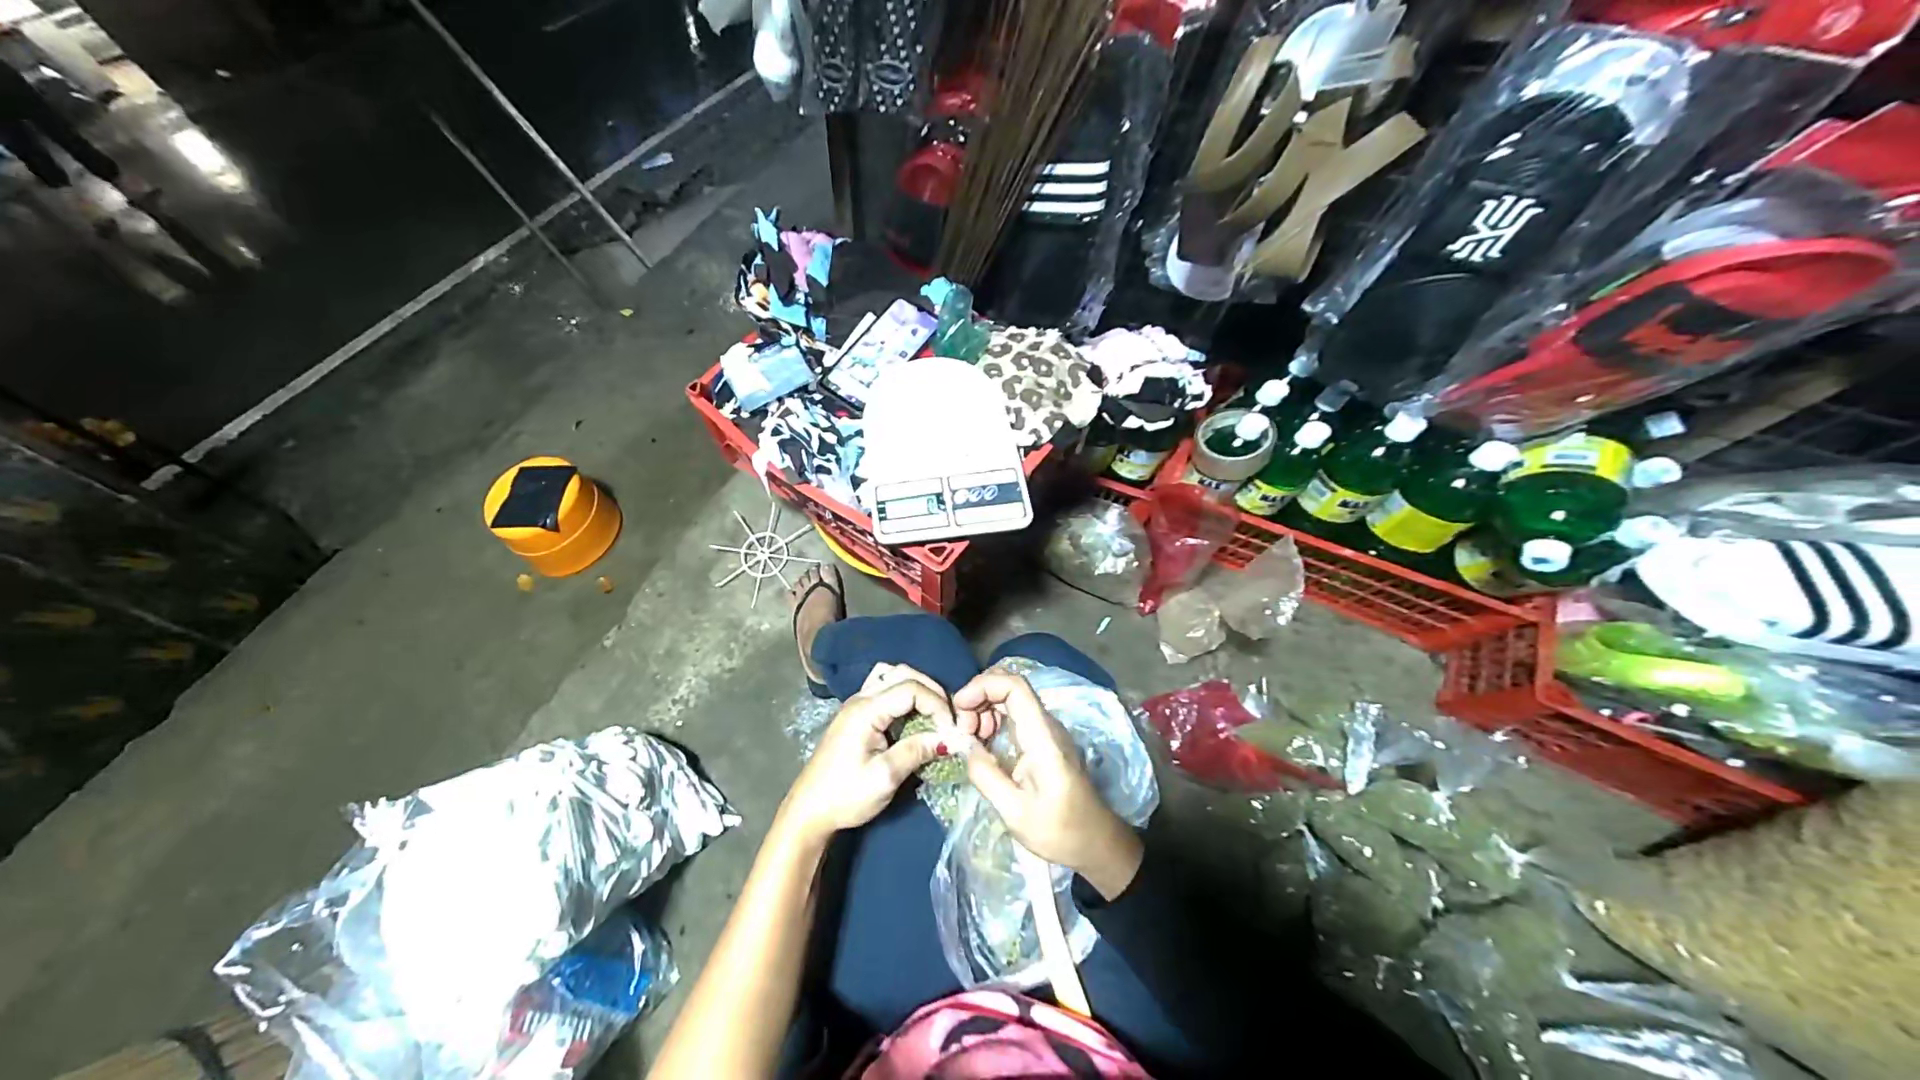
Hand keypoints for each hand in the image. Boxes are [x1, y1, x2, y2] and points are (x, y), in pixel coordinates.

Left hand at [777, 666, 952, 844]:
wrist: (809, 812)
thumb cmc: (845, 797)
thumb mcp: (885, 777)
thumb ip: (917, 751)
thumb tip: (950, 739)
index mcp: (865, 710)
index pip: (911, 688)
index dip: (937, 705)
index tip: (951, 731)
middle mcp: (860, 699)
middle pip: (902, 673)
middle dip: (931, 692)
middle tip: (947, 719)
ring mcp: (856, 705)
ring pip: (892, 676)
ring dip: (917, 689)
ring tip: (933, 714)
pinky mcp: (856, 715)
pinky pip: (884, 690)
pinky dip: (904, 696)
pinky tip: (914, 717)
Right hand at [953, 671, 1143, 899]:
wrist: (1096, 843)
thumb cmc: (1060, 831)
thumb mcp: (1014, 812)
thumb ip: (986, 775)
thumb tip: (964, 746)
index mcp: (1042, 738)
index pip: (1015, 686)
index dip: (982, 687)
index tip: (959, 709)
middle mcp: (1046, 725)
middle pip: (1010, 686)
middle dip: (978, 697)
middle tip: (962, 730)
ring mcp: (1046, 731)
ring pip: (1010, 698)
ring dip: (983, 709)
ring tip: (969, 739)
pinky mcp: (1042, 740)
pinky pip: (1013, 714)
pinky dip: (991, 719)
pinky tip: (982, 744)